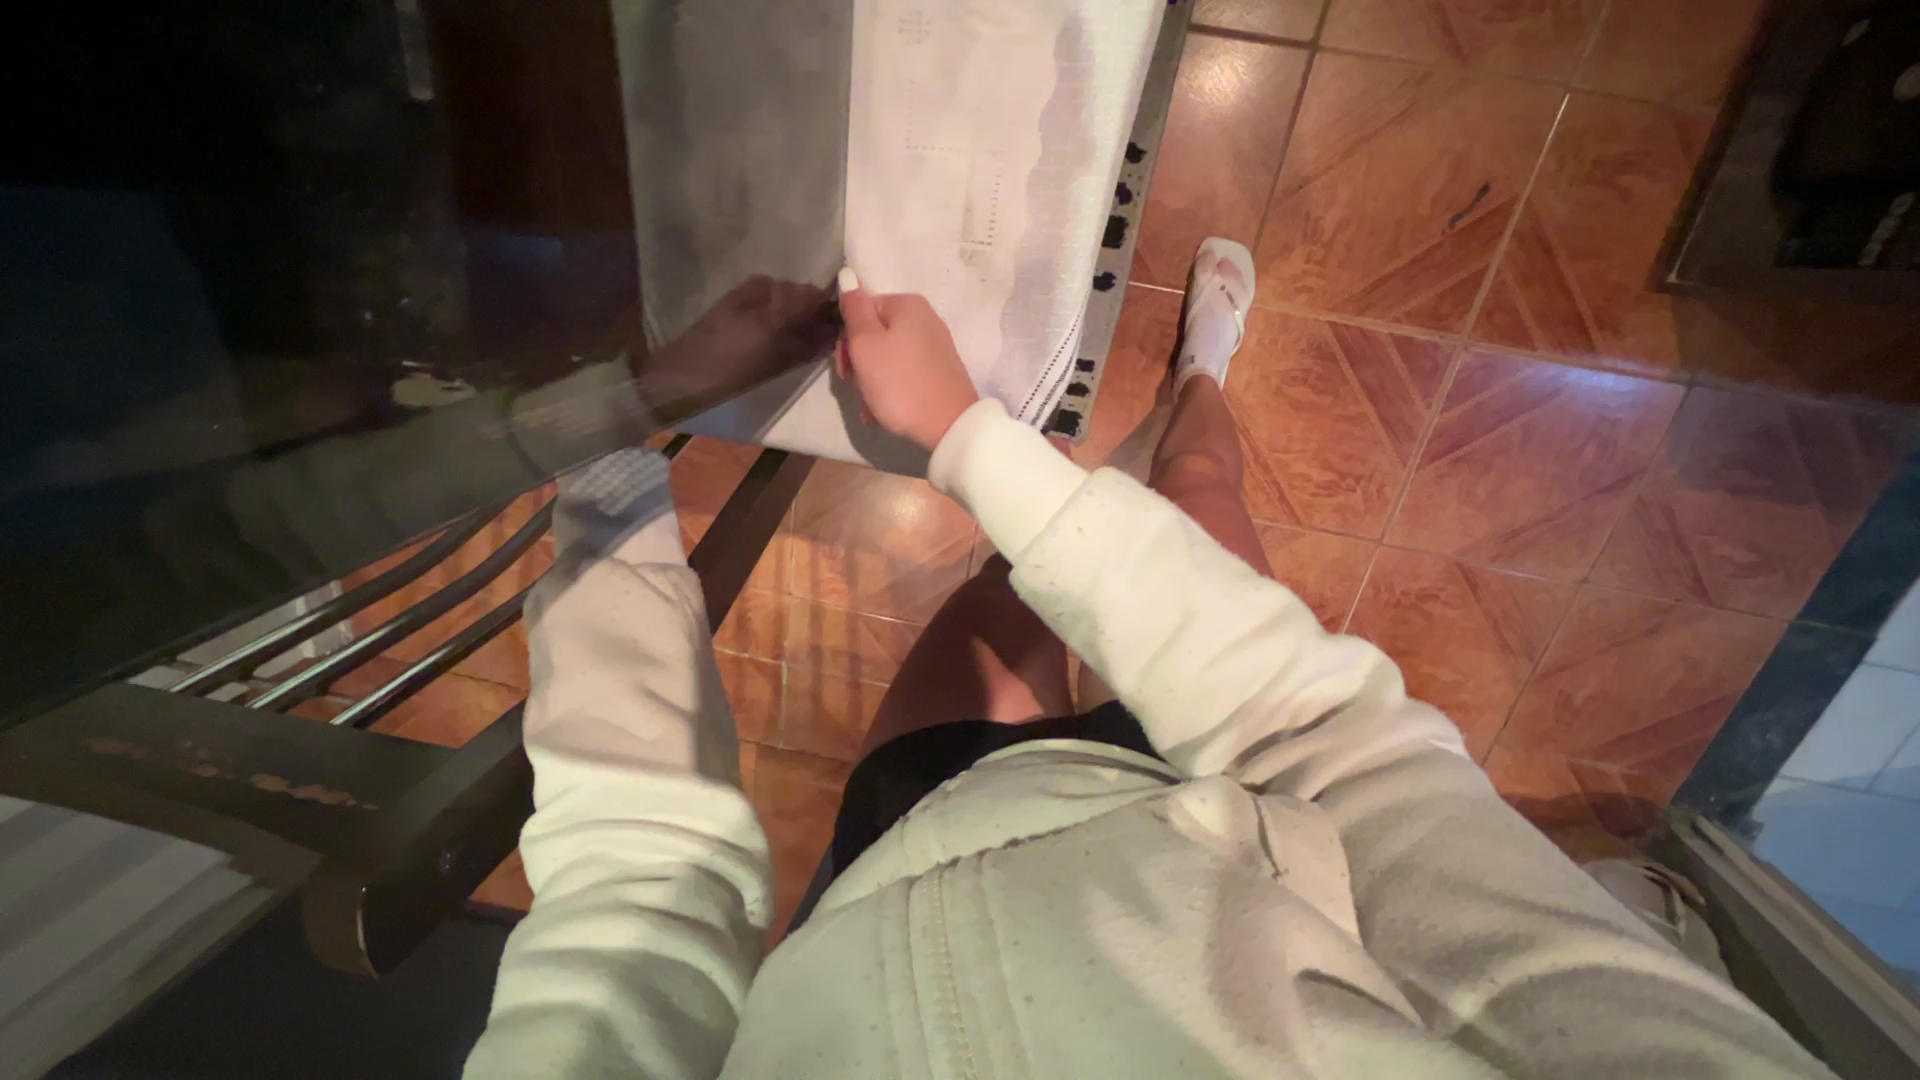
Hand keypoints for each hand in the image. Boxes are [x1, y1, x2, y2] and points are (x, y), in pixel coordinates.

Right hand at [836, 281, 980, 451]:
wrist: (949, 425)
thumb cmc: (900, 382)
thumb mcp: (867, 345)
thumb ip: (854, 310)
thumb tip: (848, 274)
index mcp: (908, 304)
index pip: (862, 311)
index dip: (847, 340)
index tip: (845, 369)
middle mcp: (925, 319)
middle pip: (876, 335)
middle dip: (860, 364)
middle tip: (855, 388)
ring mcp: (935, 346)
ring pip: (889, 358)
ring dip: (872, 382)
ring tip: (870, 409)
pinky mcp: (940, 371)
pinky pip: (906, 374)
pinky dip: (892, 390)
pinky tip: (885, 411)